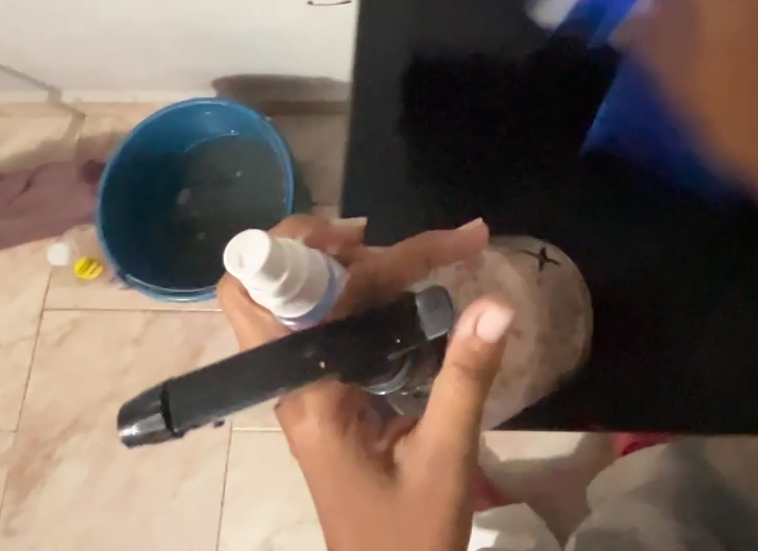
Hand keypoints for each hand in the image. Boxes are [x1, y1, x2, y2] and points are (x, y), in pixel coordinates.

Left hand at [216, 215, 515, 550]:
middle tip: (410, 245)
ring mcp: (311, 381)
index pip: (261, 296)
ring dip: (357, 263)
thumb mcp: (444, 459)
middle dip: (335, 246)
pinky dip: (370, 287)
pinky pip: (335, 318)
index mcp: (305, 394)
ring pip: (310, 295)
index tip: (364, 236)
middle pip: (280, 283)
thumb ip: (464, 379)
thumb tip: (496, 302)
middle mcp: (295, 378)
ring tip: (431, 254)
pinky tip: (414, 282)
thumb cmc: (408, 538)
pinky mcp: (332, 387)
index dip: (296, 250)